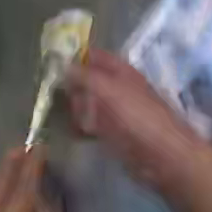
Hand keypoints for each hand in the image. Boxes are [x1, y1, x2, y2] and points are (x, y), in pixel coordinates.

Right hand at [64, 52, 211, 191]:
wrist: (163, 155)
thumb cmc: (137, 116)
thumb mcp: (109, 90)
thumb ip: (85, 75)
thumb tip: (63, 64)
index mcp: (119, 70)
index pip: (92, 56)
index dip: (73, 56)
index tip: (49, 63)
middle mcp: (116, 86)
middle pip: (87, 80)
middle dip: (71, 86)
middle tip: (51, 94)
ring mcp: (115, 110)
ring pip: (88, 103)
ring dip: (75, 108)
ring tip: (61, 115)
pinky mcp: (114, 133)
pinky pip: (92, 124)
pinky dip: (82, 126)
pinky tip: (73, 131)